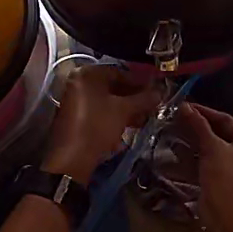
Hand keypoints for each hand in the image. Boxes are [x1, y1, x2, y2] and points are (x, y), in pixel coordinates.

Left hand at [42, 65, 160, 184]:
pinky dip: (113, 119)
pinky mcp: (75, 119)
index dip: (139, 82)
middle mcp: (78, 84)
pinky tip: (127, 129)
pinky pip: (99, 113)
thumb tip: (160, 92)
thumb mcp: (124, 110)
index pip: (119, 72)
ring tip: (142, 120)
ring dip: (126, 111)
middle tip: (151, 107)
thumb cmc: (98, 126)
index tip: (155, 91)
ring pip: (106, 102)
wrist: (72, 159)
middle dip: (133, 98)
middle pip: (112, 87)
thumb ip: (143, 99)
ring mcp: (75, 102)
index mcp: (86, 74)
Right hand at [179, 103, 232, 231]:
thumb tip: (184, 106)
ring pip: (212, 145)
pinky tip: (180, 146)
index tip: (187, 106)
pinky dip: (195, 152)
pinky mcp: (220, 176)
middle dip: (200, 125)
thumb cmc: (225, 177)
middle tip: (179, 115)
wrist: (225, 213)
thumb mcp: (213, 147)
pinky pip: (207, 158)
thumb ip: (199, 126)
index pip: (227, 120)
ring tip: (177, 127)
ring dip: (196, 138)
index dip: (206, 112)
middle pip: (220, 132)